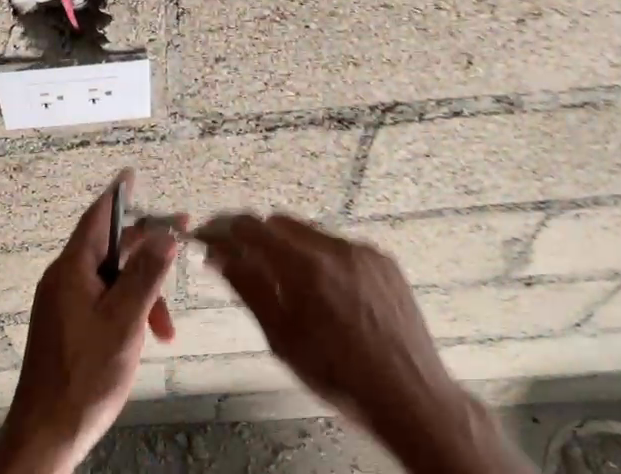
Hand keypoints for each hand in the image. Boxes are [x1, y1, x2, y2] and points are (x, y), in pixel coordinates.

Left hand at [0, 171, 183, 473]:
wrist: (48, 429)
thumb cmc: (86, 374)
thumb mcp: (125, 322)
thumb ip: (146, 277)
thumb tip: (165, 237)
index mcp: (72, 269)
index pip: (98, 217)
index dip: (117, 195)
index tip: (132, 174)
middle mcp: (65, 278)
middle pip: (110, 248)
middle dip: (147, 250)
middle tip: (181, 239)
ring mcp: (64, 302)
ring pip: (111, 280)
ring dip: (143, 294)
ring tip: (167, 330)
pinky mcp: (68, 325)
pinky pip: (103, 300)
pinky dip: (128, 310)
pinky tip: (146, 336)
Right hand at [195, 213, 530, 473]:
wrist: (410, 397)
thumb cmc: (340, 377)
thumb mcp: (281, 338)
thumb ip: (248, 287)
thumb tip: (219, 255)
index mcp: (304, 267)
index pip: (250, 227)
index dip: (224, 231)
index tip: (210, 240)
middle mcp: (334, 248)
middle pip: (278, 223)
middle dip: (256, 238)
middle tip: (242, 262)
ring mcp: (363, 252)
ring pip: (310, 234)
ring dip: (290, 249)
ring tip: (288, 285)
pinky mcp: (383, 261)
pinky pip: (340, 247)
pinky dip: (323, 260)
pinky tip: (326, 293)